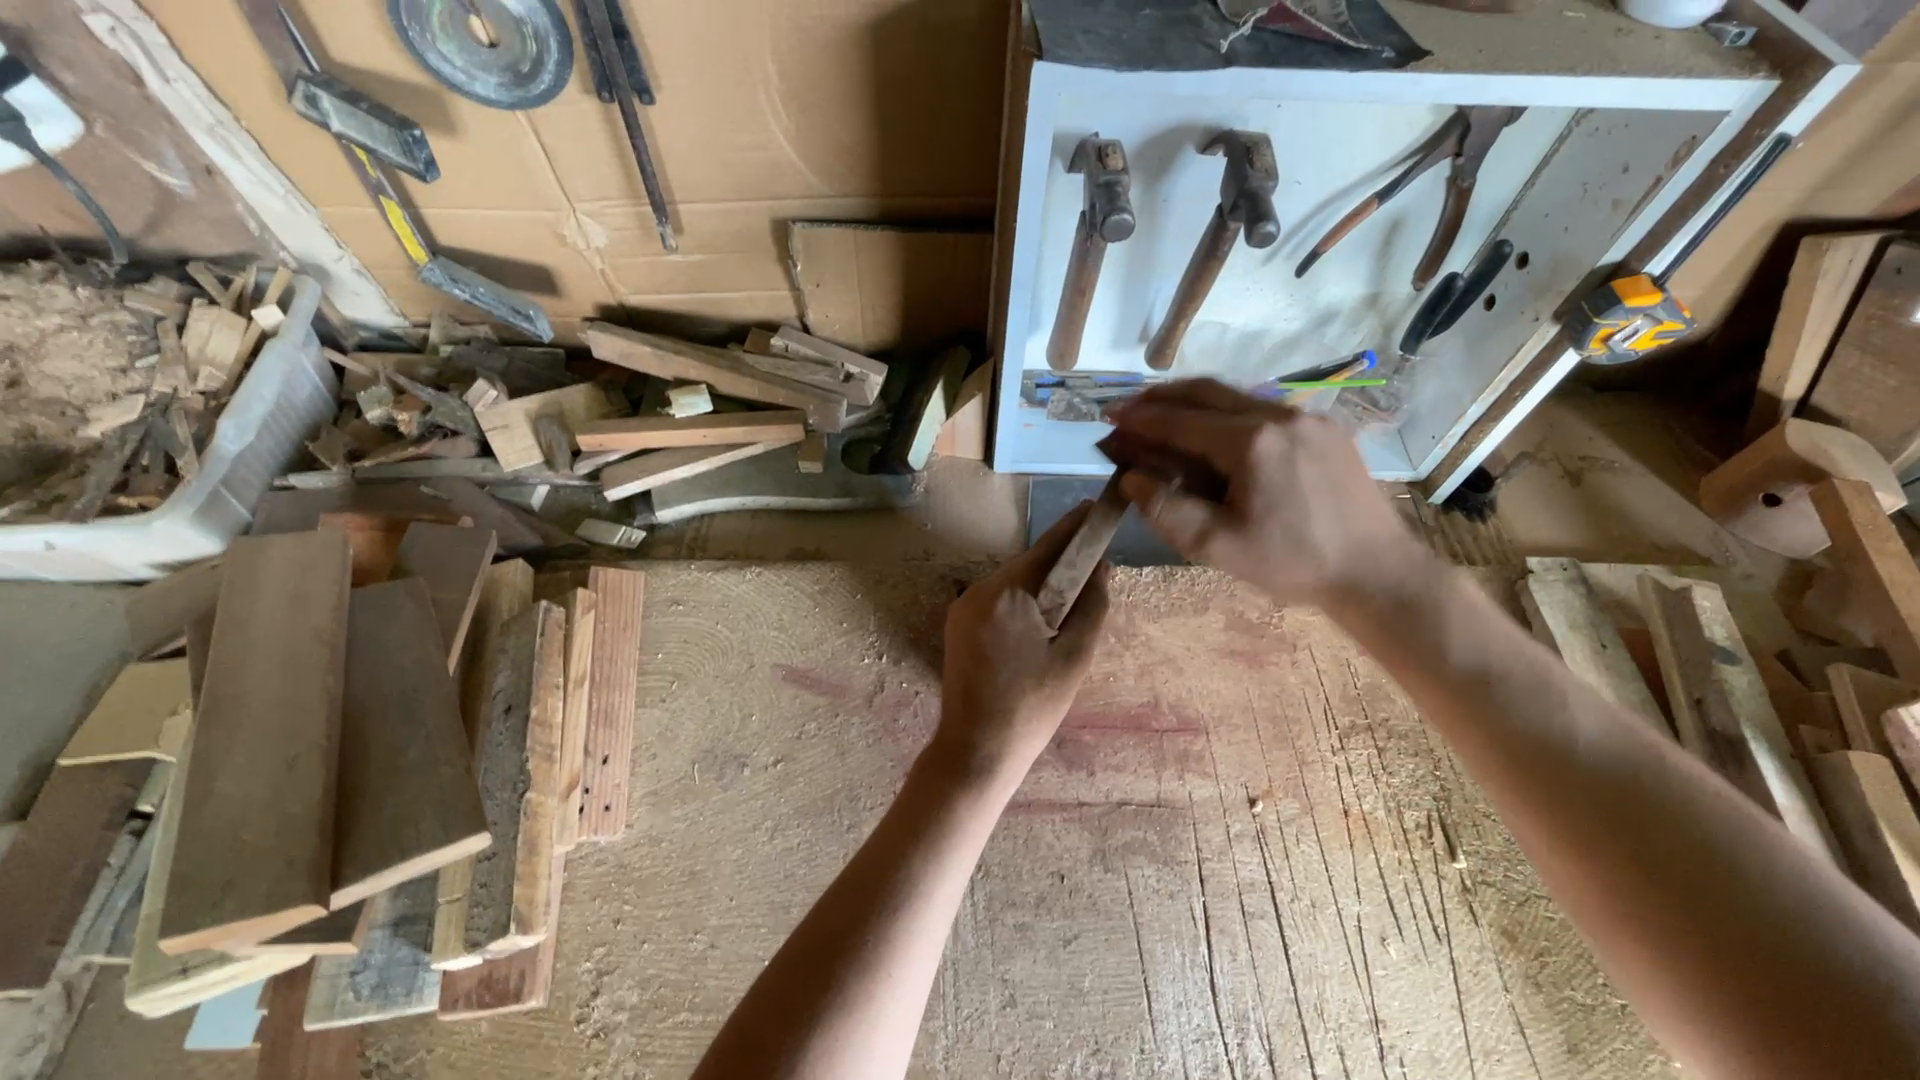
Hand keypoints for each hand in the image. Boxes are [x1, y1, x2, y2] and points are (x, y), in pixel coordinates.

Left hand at [935, 503, 1109, 781]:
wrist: (975, 750)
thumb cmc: (1032, 707)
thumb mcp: (1075, 657)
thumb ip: (1092, 605)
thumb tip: (1101, 567)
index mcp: (1007, 593)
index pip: (1048, 547)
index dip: (1075, 526)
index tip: (1097, 507)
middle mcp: (978, 590)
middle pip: (1028, 564)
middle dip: (1060, 564)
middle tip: (1094, 568)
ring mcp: (962, 608)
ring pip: (1012, 583)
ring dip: (1040, 586)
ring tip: (1069, 606)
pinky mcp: (956, 626)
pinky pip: (996, 601)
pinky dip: (1021, 604)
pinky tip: (1039, 624)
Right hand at [1106, 378, 1422, 604]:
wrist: (1374, 570)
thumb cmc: (1292, 563)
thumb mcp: (1216, 545)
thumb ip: (1165, 508)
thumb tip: (1128, 476)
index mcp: (1250, 443)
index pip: (1180, 420)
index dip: (1139, 419)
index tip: (1108, 419)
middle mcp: (1278, 415)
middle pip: (1206, 392)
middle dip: (1161, 398)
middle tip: (1128, 410)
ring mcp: (1306, 417)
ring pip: (1236, 397)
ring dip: (1194, 403)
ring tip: (1164, 417)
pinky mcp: (1324, 428)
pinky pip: (1263, 409)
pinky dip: (1227, 414)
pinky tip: (1214, 433)